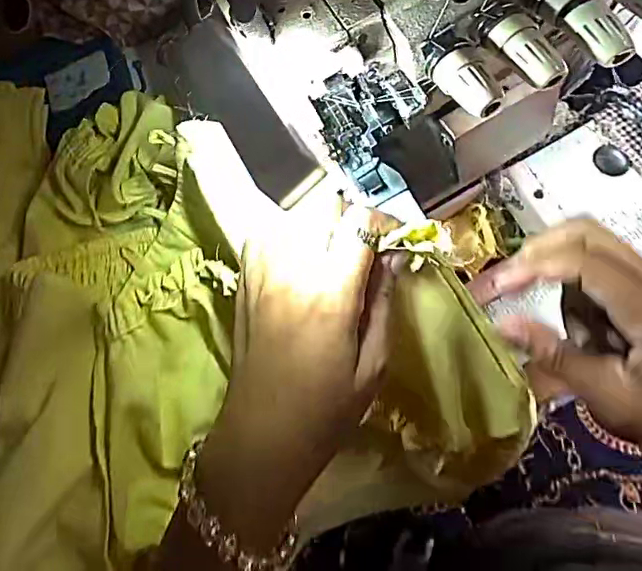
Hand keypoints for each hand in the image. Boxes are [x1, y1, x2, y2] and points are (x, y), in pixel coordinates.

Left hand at [192, 198, 398, 543]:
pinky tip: (302, 260)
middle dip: (353, 218)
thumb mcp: (373, 365)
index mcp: (329, 292)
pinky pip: (272, 230)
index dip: (384, 222)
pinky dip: (292, 233)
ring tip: (334, 255)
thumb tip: (396, 254)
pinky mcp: (246, 274)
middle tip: (365, 249)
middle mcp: (292, 268)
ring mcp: (262, 267)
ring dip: (323, 223)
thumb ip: (384, 300)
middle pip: (327, 204)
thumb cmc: (325, 411)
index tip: (395, 240)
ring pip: (297, 212)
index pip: (360, 222)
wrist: (259, 436)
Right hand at [469, 218, 641, 480]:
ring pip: (594, 246)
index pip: (577, 260)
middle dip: (541, 250)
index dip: (530, 266)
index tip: (495, 287)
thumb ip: (557, 357)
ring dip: (567, 277)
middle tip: (513, 283)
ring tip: (579, 339)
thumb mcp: (615, 402)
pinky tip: (595, 338)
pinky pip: (608, 269)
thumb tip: (504, 324)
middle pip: (585, 231)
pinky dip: (585, 289)